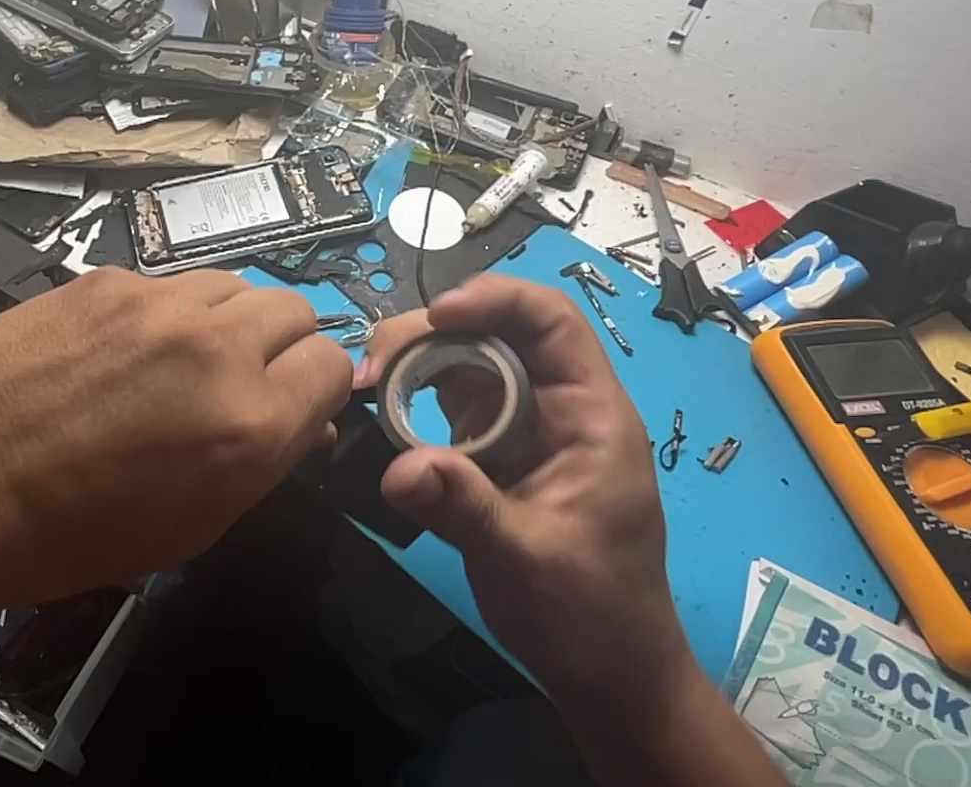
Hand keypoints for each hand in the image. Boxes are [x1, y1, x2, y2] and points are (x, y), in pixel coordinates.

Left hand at [0, 266, 352, 618]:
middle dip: (281, 346)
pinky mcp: (106, 279)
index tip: (292, 401)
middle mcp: (216, 347)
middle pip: (294, 309)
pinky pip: (167, 284)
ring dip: (226, 321)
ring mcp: (157, 302)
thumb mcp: (195, 524)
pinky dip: (165, 313)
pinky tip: (117, 348)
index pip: (334, 365)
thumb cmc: (74, 536)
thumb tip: (308, 414)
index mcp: (250, 423)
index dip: (317, 386)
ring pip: (234, 285)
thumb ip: (267, 458)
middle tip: (238, 379)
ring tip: (178, 359)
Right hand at [355, 275, 696, 705]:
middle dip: (431, 333)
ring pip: (462, 360)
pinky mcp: (487, 445)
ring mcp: (517, 422)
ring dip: (412, 358)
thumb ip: (466, 508)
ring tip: (368, 380)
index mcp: (589, 413)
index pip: (551, 322)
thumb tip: (398, 469)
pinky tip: (379, 403)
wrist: (602, 668)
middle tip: (375, 363)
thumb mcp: (529, 559)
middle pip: (493, 333)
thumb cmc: (591, 613)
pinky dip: (408, 392)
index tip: (437, 315)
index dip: (497, 300)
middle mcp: (552, 403)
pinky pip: (444, 398)